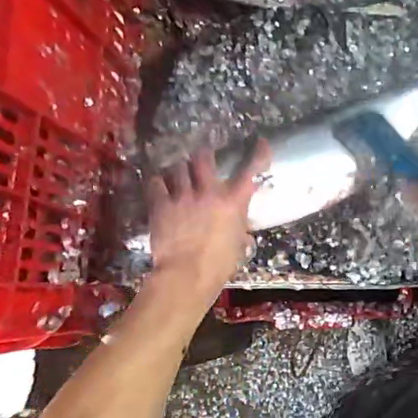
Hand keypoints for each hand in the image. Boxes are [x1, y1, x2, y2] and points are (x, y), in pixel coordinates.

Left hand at [145, 141, 270, 296]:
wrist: (187, 274)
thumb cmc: (220, 264)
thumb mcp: (239, 242)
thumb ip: (240, 224)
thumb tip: (241, 221)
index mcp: (233, 202)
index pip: (250, 171)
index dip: (258, 154)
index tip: (262, 142)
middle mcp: (209, 192)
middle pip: (204, 159)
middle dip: (204, 154)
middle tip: (204, 155)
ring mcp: (183, 196)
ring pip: (179, 168)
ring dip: (181, 168)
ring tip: (180, 171)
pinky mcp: (160, 205)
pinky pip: (156, 183)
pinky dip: (158, 181)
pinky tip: (159, 184)